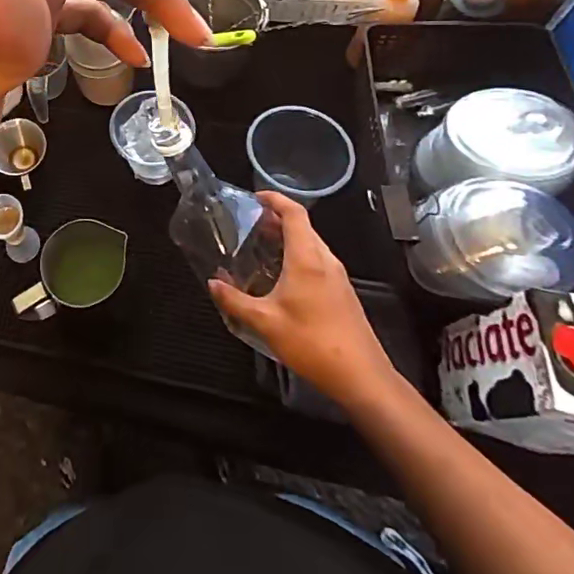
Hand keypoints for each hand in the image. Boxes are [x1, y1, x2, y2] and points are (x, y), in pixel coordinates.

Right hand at [209, 193, 396, 405]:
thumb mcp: (265, 322)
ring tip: (262, 247)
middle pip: (304, 226)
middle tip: (250, 224)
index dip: (275, 199)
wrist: (361, 376)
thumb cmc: (311, 342)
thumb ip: (235, 301)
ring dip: (289, 238)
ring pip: (312, 244)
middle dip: (277, 219)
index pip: (294, 214)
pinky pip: (318, 261)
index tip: (255, 198)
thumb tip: (213, 284)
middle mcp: (325, 260)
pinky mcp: (343, 292)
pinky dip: (298, 256)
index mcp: (307, 259)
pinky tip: (282, 276)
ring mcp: (338, 276)